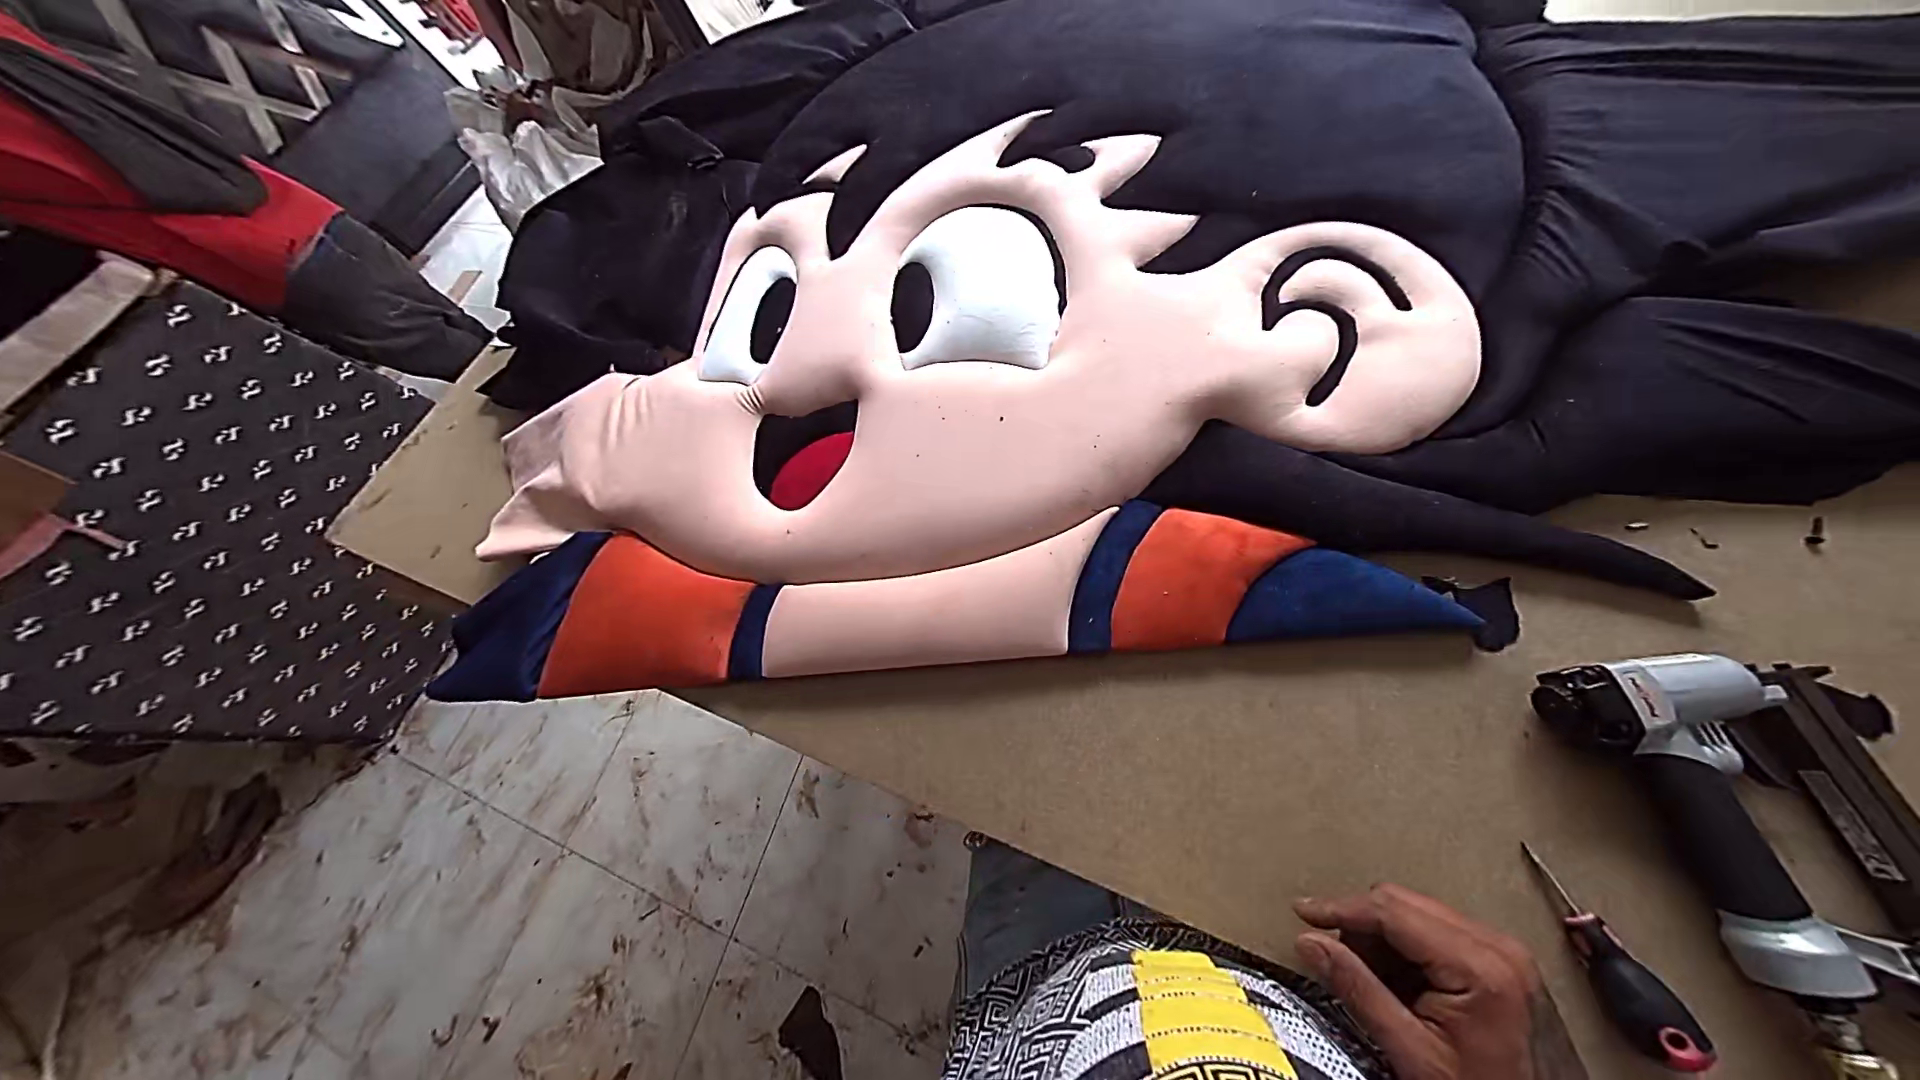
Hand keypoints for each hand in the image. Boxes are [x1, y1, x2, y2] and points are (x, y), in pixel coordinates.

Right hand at [1294, 884, 1587, 1079]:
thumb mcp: (1414, 1053)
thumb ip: (1359, 991)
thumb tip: (1312, 944)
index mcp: (1481, 967)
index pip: (1389, 908)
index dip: (1339, 907)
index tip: (1305, 911)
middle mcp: (1498, 948)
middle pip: (1400, 902)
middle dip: (1360, 926)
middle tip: (1335, 955)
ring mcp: (1504, 953)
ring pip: (1413, 911)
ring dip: (1381, 938)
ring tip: (1376, 982)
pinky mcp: (1502, 962)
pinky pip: (1434, 929)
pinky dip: (1404, 948)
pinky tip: (1402, 985)